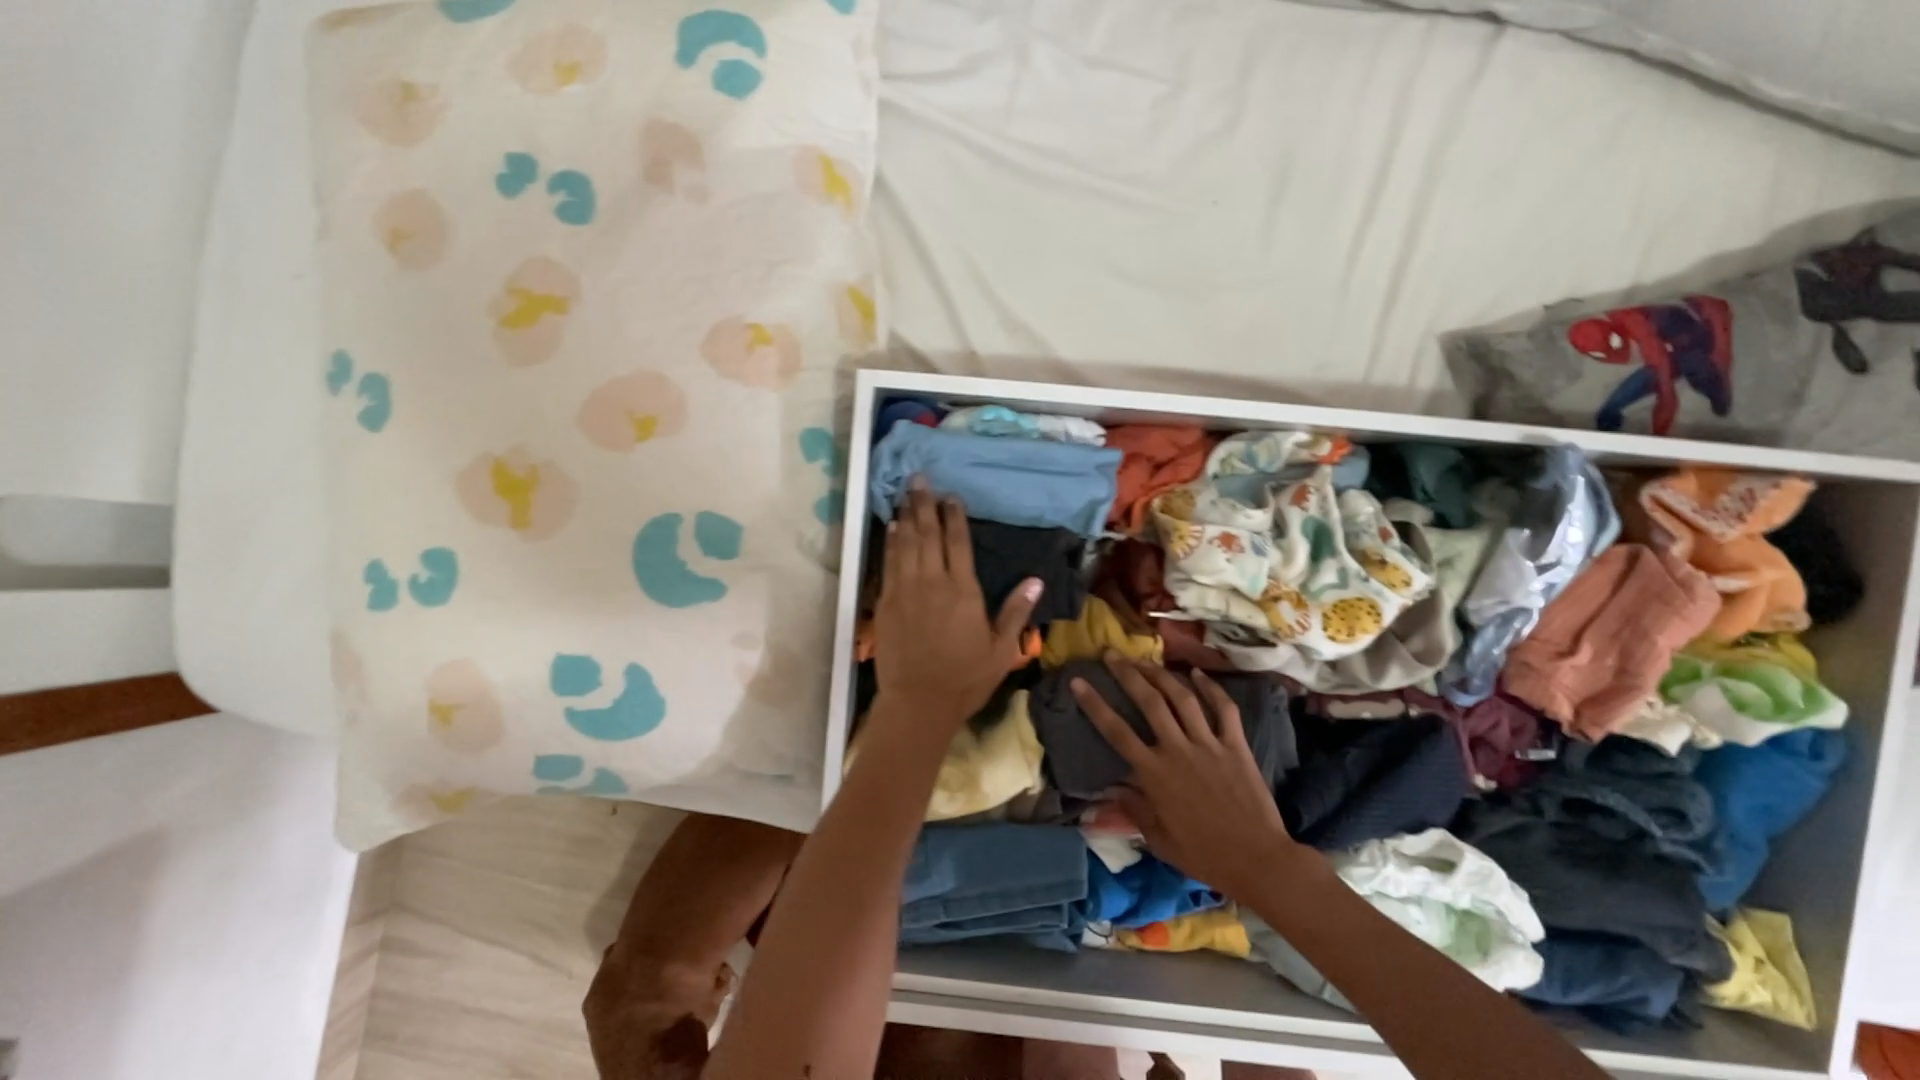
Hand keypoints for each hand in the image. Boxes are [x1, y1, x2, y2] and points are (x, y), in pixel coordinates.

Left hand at [873, 480, 1040, 730]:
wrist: (918, 702)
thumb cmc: (966, 679)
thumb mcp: (1001, 650)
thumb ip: (1016, 612)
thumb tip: (1037, 580)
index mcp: (963, 591)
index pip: (958, 543)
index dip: (954, 516)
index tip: (952, 496)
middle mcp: (933, 583)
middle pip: (927, 535)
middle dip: (924, 504)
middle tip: (919, 479)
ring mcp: (905, 591)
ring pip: (905, 544)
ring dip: (906, 517)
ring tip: (905, 494)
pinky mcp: (886, 603)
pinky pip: (888, 564)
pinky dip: (890, 543)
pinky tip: (892, 529)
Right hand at [1072, 656, 1304, 899]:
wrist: (1257, 859)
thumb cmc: (1204, 855)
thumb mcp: (1159, 840)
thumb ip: (1135, 810)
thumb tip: (1112, 787)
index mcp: (1154, 774)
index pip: (1116, 731)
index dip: (1094, 704)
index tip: (1078, 681)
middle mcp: (1177, 750)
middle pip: (1149, 702)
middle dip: (1127, 674)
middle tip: (1111, 654)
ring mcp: (1209, 744)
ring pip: (1182, 698)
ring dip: (1161, 674)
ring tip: (1144, 659)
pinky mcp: (1236, 745)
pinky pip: (1223, 708)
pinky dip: (1211, 687)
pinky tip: (1197, 672)